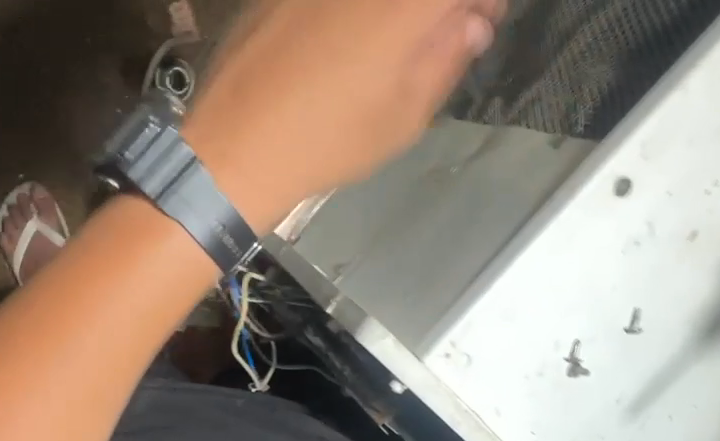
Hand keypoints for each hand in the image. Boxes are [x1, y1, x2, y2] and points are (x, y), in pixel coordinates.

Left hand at [179, 0, 503, 229]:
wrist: (237, 146)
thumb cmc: (328, 142)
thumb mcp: (404, 117)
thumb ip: (447, 59)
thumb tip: (471, 24)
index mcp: (408, 4)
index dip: (482, 0)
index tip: (483, 20)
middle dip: (440, 9)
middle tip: (445, 32)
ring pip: (378, 2)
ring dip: (397, 14)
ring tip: (394, 46)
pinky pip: (335, 4)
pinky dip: (355, 14)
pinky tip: (345, 44)